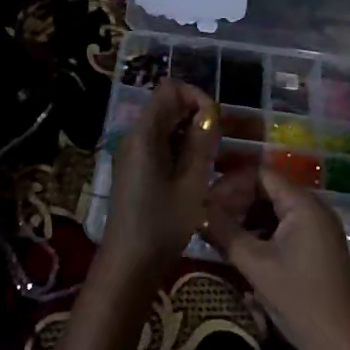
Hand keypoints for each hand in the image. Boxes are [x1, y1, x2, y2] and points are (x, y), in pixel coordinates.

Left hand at [102, 79, 218, 280]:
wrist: (130, 261)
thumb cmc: (163, 223)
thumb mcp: (192, 183)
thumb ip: (201, 143)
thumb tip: (209, 112)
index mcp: (144, 134)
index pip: (169, 89)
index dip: (195, 96)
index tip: (216, 122)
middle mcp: (133, 136)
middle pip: (166, 106)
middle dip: (195, 115)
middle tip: (220, 143)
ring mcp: (131, 153)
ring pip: (163, 126)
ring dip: (189, 134)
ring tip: (212, 159)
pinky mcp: (134, 169)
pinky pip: (158, 145)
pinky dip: (178, 148)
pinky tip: (195, 172)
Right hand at [203, 168, 349, 349]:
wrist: (340, 343)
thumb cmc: (297, 298)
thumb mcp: (253, 263)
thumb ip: (224, 231)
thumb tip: (197, 209)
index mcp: (303, 205)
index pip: (260, 173)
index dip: (230, 182)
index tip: (205, 199)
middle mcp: (313, 209)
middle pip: (267, 188)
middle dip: (235, 199)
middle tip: (207, 216)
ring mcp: (316, 228)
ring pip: (272, 208)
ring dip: (244, 215)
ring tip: (218, 231)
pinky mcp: (314, 247)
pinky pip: (281, 225)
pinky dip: (258, 230)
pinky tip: (238, 246)